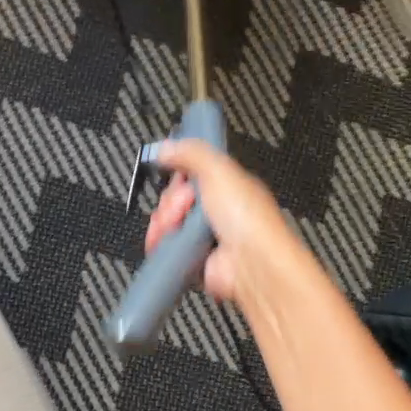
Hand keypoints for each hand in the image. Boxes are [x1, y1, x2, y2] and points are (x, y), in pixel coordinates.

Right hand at [143, 139, 313, 303]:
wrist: (250, 264)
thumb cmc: (250, 220)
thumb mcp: (219, 170)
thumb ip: (192, 152)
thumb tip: (167, 147)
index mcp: (227, 186)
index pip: (192, 172)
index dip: (180, 172)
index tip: (176, 173)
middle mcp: (217, 210)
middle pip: (175, 197)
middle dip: (171, 199)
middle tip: (184, 203)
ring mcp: (204, 235)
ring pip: (167, 221)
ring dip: (164, 220)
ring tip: (177, 223)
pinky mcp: (193, 256)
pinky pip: (165, 244)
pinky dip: (161, 241)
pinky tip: (168, 238)